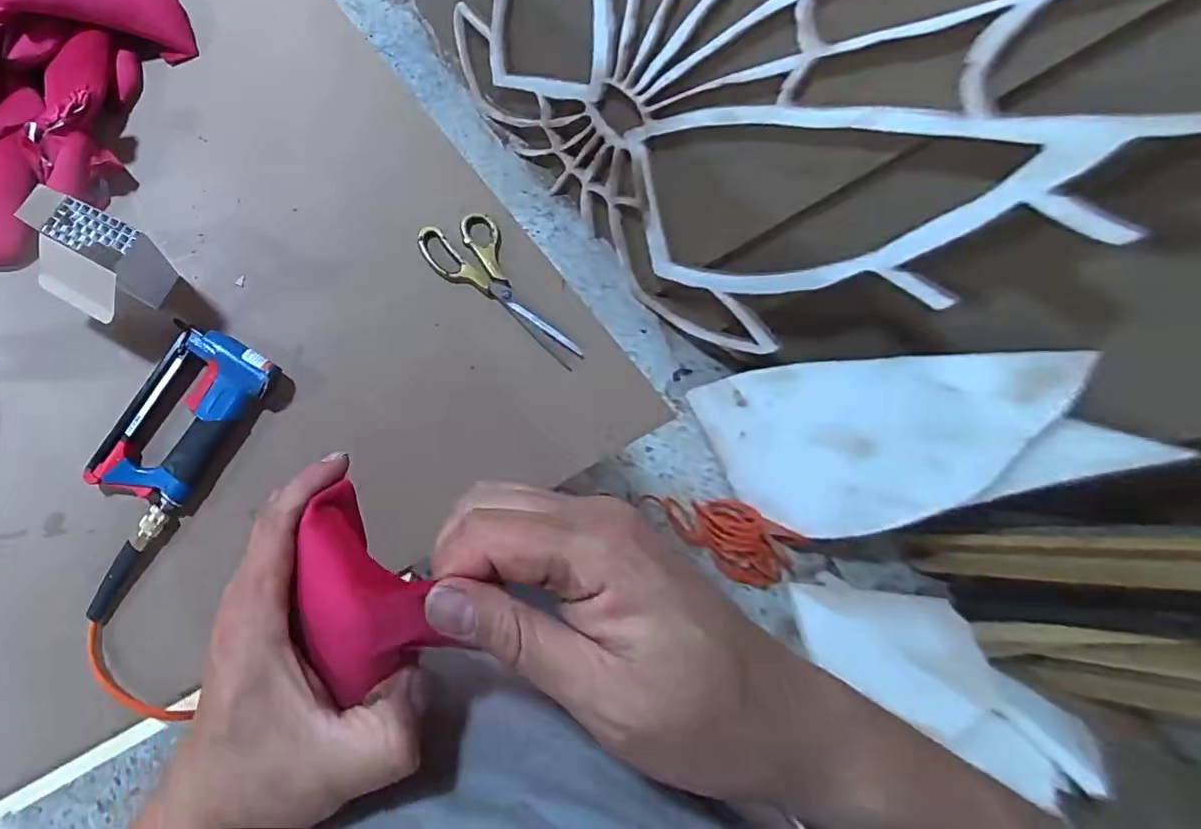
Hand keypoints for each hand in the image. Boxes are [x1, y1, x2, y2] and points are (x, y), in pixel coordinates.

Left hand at [137, 454, 422, 828]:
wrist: (211, 806)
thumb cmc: (264, 776)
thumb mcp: (348, 762)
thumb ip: (399, 720)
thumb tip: (418, 665)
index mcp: (254, 611)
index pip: (275, 524)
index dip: (306, 485)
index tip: (341, 463)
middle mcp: (240, 599)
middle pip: (272, 526)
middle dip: (313, 500)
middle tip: (358, 501)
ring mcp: (237, 612)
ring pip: (271, 546)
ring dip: (307, 527)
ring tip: (354, 533)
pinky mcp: (244, 627)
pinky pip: (274, 570)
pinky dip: (302, 555)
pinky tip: (336, 578)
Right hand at [425, 486, 1049, 827]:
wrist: (789, 723)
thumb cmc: (700, 720)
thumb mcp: (600, 696)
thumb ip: (512, 638)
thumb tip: (434, 600)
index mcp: (596, 544)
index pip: (485, 528)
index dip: (449, 570)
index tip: (444, 623)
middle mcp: (592, 510)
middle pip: (483, 502)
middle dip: (453, 553)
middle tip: (458, 615)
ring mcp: (599, 513)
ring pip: (498, 500)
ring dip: (470, 545)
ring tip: (478, 604)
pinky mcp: (601, 528)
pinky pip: (523, 514)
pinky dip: (495, 543)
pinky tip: (504, 586)